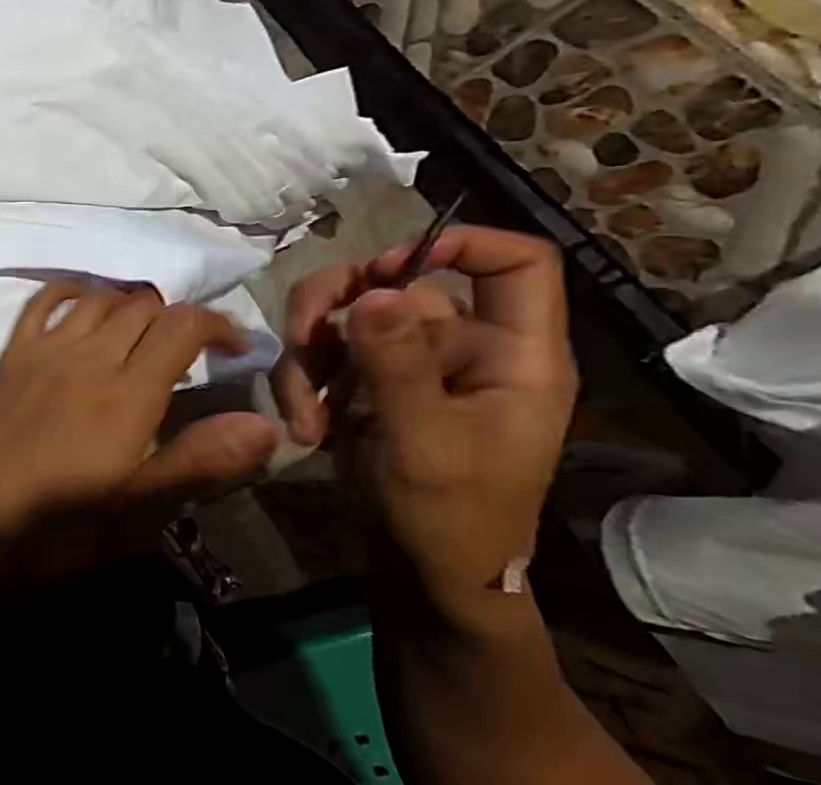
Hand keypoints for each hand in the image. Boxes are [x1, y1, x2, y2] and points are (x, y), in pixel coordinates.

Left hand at [0, 281, 278, 536]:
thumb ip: (203, 458)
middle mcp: (92, 355)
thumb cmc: (63, 525)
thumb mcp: (141, 506)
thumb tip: (266, 425)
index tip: (234, 345)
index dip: (218, 325)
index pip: (185, 327)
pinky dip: (75, 291)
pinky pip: (47, 298)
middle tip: (188, 352)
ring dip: (132, 307)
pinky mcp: (15, 351)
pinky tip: (88, 305)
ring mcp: (49, 347)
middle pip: (147, 306)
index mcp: (130, 392)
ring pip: (104, 297)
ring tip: (141, 335)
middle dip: (178, 320)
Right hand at [274, 227, 576, 630]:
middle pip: (400, 281)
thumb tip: (375, 291)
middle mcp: (462, 345)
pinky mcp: (370, 381)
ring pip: (349, 313)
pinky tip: (305, 426)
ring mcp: (412, 362)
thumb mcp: (426, 446)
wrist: (420, 578)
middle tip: (304, 336)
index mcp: (513, 354)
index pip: (519, 264)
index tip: (392, 266)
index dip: (464, 243)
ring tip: (302, 409)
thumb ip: (399, 367)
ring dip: (310, 353)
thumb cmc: (451, 520)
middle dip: (339, 306)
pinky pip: (327, 351)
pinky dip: (305, 381)